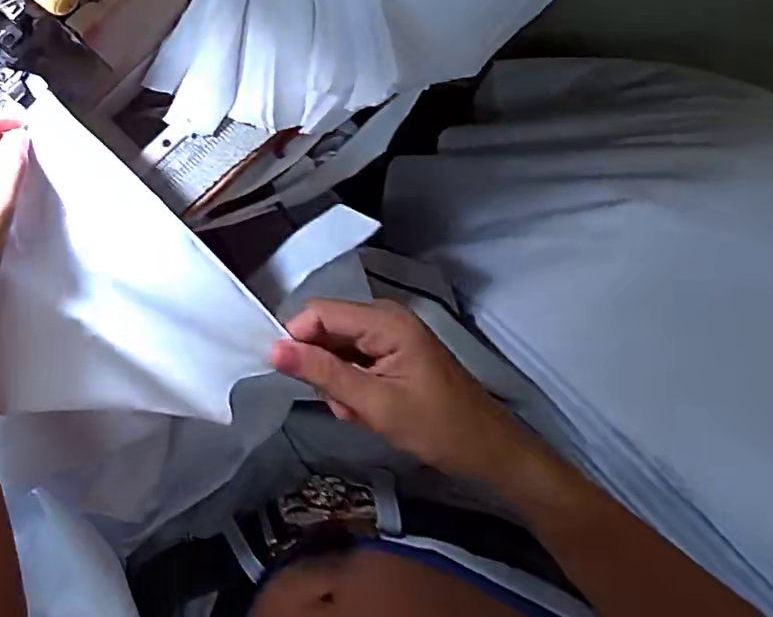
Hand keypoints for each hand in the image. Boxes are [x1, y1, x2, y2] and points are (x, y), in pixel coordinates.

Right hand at [271, 299, 546, 484]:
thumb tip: (273, 350)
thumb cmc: (441, 430)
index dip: (297, 338)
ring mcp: (390, 331)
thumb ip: (322, 372)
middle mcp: (385, 316)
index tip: (294, 374)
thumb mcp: (375, 404)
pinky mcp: (392, 348)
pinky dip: (347, 378)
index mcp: (385, 321)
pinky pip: (350, 352)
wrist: (499, 458)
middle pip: (324, 326)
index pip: (317, 313)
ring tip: (353, 409)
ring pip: (334, 342)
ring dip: (333, 375)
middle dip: (319, 362)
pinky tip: (362, 405)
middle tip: (334, 401)